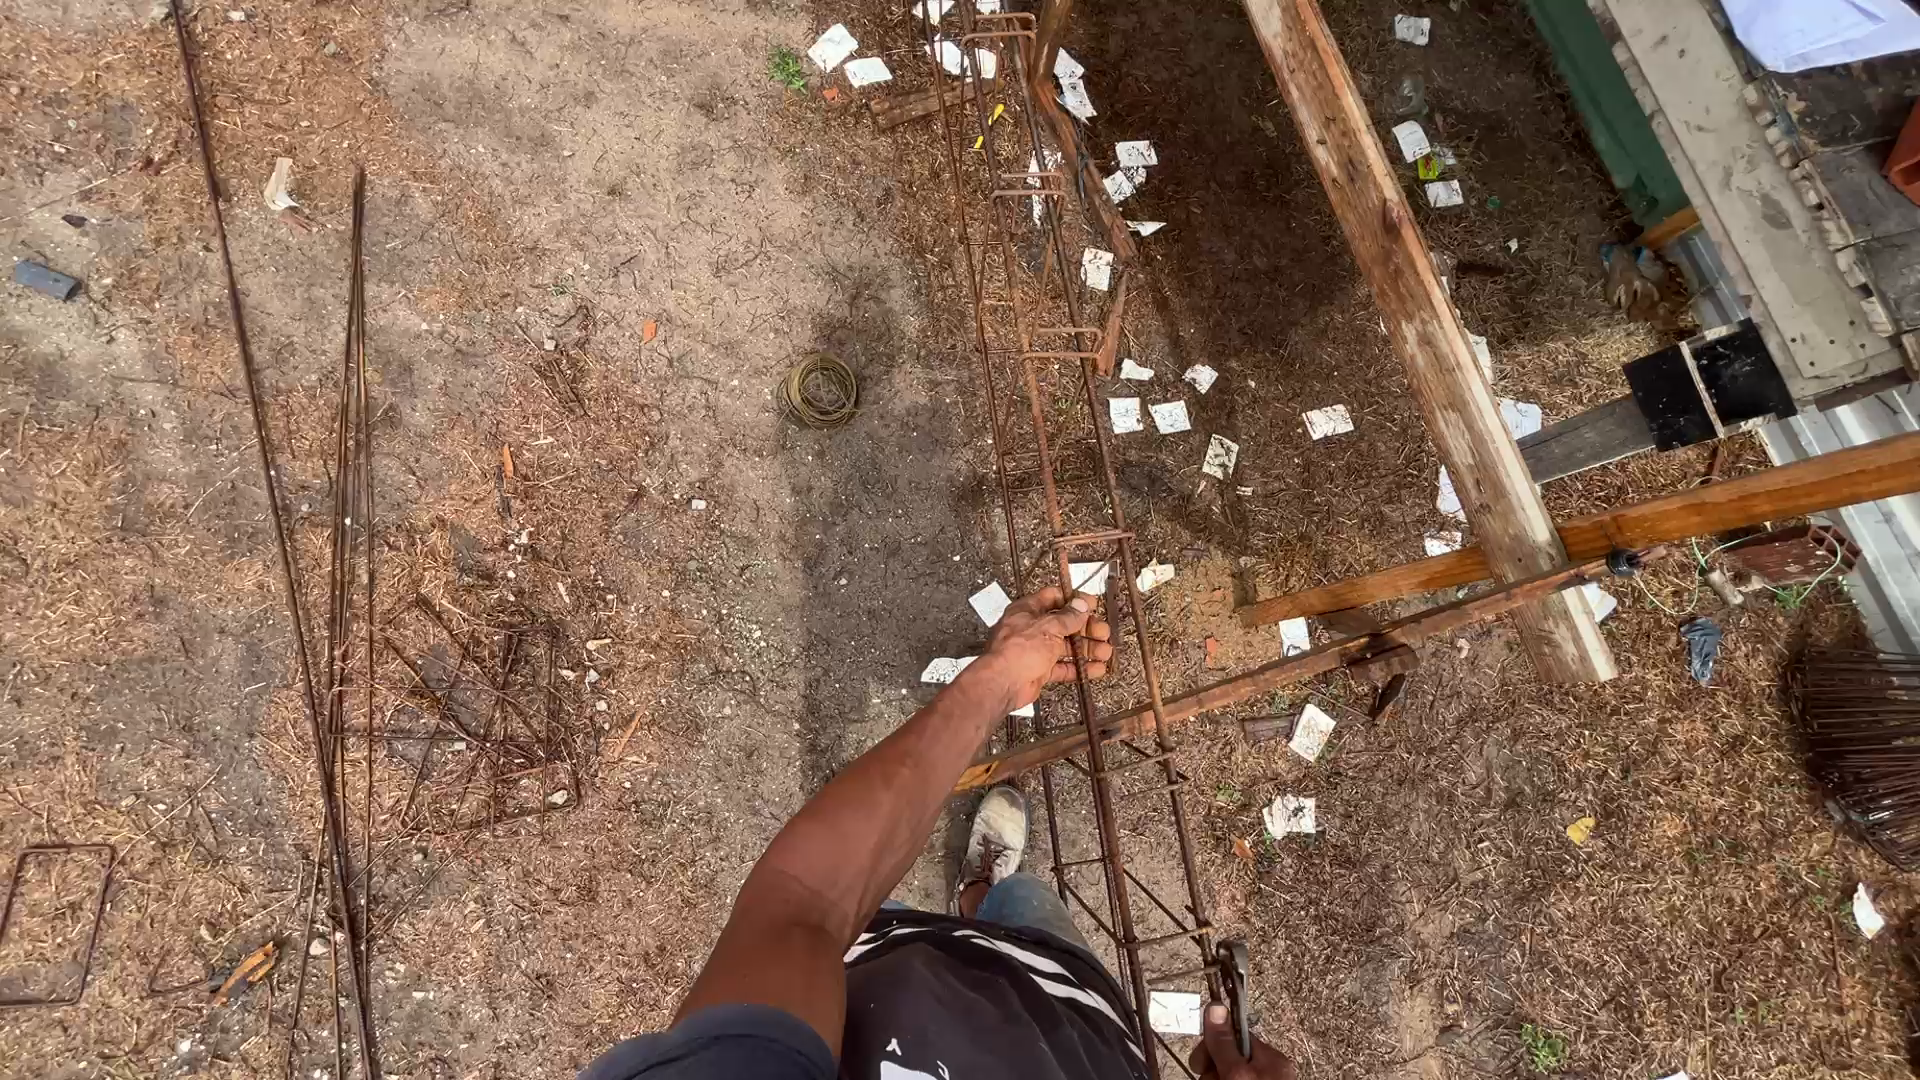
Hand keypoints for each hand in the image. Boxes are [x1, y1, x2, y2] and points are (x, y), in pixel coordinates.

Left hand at [974, 586, 1113, 712]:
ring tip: (1105, 652)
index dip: (1074, 601)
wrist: (1003, 683)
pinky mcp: (1039, 671)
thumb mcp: (1048, 627)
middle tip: (1103, 632)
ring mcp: (1035, 650)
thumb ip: (1068, 617)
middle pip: (1063, 624)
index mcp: (1027, 611)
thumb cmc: (1017, 650)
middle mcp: (1030, 629)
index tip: (1092, 605)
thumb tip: (1081, 605)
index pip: (1053, 598)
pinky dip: (1080, 668)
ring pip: (1065, 647)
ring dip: (1087, 649)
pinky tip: (1096, 669)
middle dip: (1086, 628)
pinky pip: (1063, 667)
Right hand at [1189, 1004, 1295, 1079]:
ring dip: (1213, 1075)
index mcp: (1272, 1058)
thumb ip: (1224, 1041)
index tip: (1198, 1058)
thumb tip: (1215, 1005)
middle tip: (1202, 1073)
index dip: (1213, 1043)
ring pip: (1230, 1069)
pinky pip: (1235, 1079)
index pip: (1235, 1035)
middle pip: (1230, 1053)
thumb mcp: (1237, 1072)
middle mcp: (1271, 1069)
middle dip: (1212, 1062)